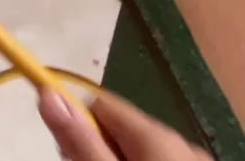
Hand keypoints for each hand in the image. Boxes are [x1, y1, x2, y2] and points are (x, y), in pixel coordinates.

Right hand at [39, 88, 212, 160]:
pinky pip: (164, 160)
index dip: (78, 120)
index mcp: (156, 133)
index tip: (68, 149)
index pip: (99, 102)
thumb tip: (46, 91)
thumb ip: (80, 138)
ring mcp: (198, 160)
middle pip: (120, 126)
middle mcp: (181, 139)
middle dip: (100, 144)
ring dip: (121, 157)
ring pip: (142, 147)